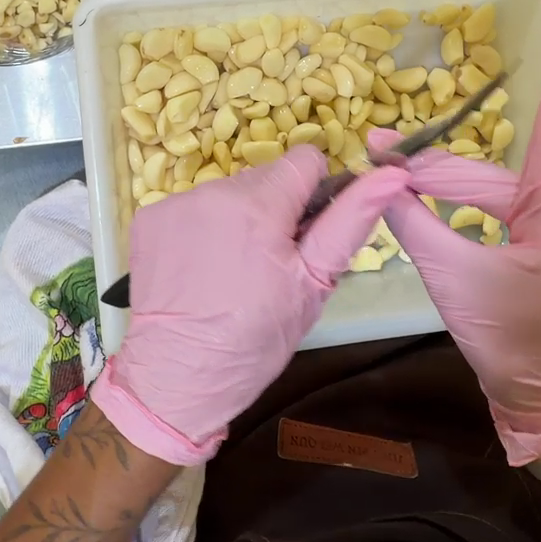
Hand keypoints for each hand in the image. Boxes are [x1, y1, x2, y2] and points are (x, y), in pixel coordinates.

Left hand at [90, 147, 408, 465]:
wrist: (176, 381)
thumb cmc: (255, 339)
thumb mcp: (314, 285)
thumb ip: (351, 222)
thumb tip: (392, 174)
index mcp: (260, 203)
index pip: (305, 160)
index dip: (316, 193)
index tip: (306, 234)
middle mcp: (214, 190)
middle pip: (266, 178)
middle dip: (276, 209)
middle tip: (271, 263)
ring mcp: (175, 203)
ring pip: (229, 193)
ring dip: (239, 219)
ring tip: (233, 270)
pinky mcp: (148, 219)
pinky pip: (192, 209)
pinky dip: (202, 230)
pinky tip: (201, 270)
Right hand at [370, 14, 540, 463]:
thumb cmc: (505, 344)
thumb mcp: (450, 280)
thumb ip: (415, 222)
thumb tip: (381, 177)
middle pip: (504, 178)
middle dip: (442, 173)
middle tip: (381, 154)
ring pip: (509, 194)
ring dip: (457, 193)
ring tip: (401, 184)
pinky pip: (521, 210)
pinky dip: (481, 209)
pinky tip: (444, 212)